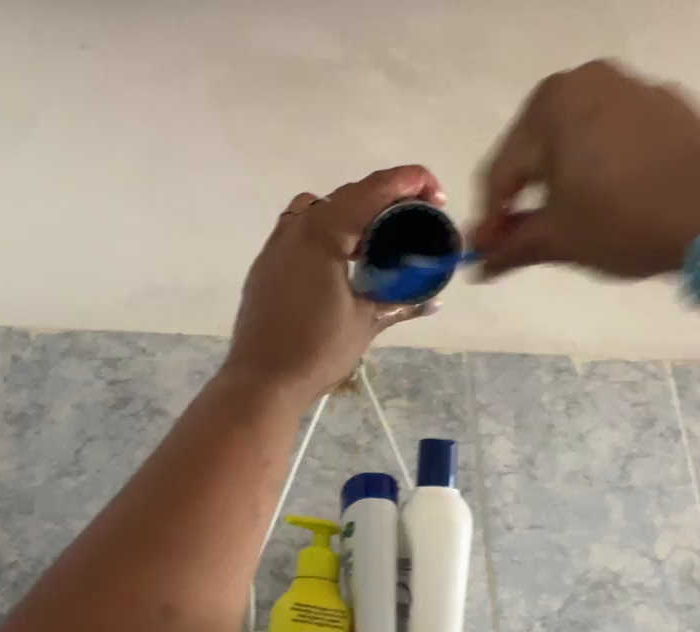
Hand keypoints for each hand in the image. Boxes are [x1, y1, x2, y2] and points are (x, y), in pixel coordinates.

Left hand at [225, 166, 444, 404]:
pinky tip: (342, 262)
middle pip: (348, 195)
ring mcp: (276, 245)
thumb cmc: (317, 351)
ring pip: (319, 209)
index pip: (375, 189)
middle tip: (414, 219)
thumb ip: (401, 302)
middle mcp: (297, 227)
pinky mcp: (266, 265)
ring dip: (352, 214)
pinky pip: (300, 231)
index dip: (411, 183)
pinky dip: (328, 234)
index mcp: (324, 232)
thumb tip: (433, 300)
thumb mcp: (366, 323)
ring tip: (375, 240)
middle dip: (385, 199)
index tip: (437, 198)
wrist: (262, 380)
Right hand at [471, 60, 699, 280]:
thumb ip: (511, 248)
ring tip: (566, 223)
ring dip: (562, 182)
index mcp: (550, 105)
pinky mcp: (668, 107)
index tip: (485, 254)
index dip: (491, 219)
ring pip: (578, 141)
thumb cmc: (622, 220)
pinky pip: (615, 138)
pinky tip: (608, 202)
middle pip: (538, 148)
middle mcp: (588, 80)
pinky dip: (601, 168)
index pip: (503, 170)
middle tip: (521, 239)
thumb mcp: (558, 239)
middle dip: (525, 196)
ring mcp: (633, 88)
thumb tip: (480, 267)